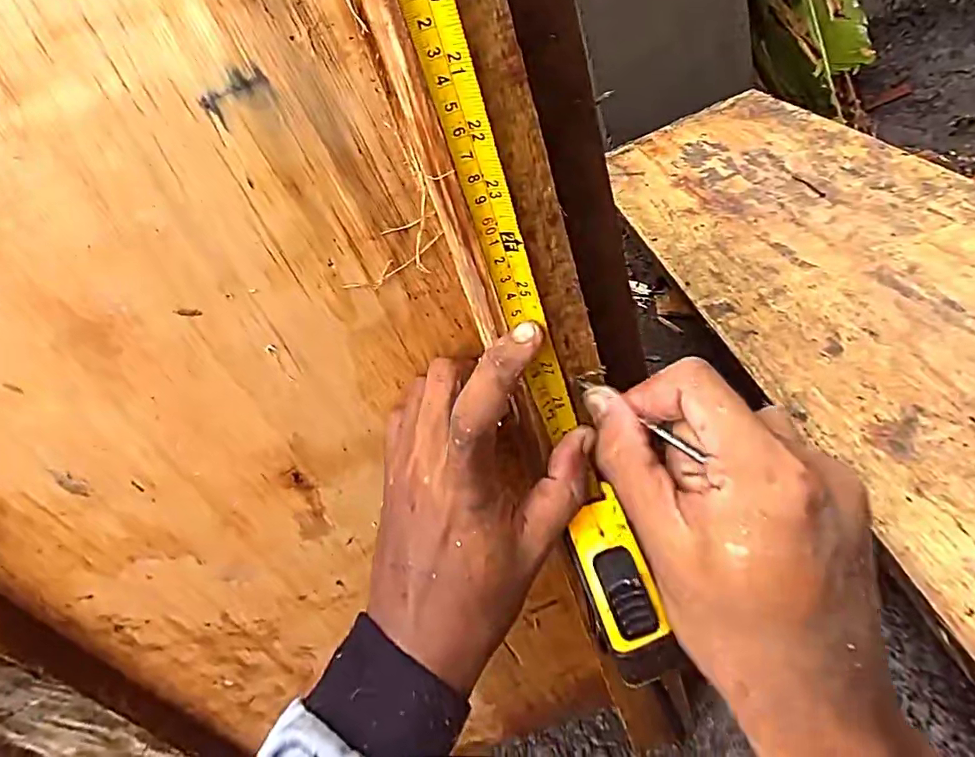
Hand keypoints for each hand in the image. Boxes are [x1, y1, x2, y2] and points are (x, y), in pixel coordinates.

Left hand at [367, 322, 594, 693]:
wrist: (414, 641)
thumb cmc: (474, 600)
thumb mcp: (533, 546)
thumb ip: (563, 485)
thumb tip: (583, 438)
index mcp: (461, 475)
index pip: (480, 395)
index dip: (507, 356)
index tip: (530, 333)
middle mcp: (423, 458)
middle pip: (442, 374)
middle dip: (480, 364)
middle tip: (512, 381)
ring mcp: (401, 461)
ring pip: (420, 386)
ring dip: (454, 380)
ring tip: (487, 405)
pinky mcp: (391, 470)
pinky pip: (403, 412)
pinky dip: (429, 401)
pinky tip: (455, 426)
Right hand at [587, 358, 929, 756]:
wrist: (817, 701)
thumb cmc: (740, 638)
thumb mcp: (663, 544)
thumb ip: (628, 460)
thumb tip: (605, 405)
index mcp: (766, 471)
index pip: (695, 378)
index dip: (651, 396)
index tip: (633, 432)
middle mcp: (811, 463)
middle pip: (719, 404)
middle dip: (681, 441)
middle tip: (674, 498)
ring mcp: (834, 476)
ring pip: (745, 426)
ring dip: (714, 456)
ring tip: (708, 516)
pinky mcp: (844, 490)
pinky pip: (776, 451)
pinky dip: (747, 471)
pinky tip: (741, 522)